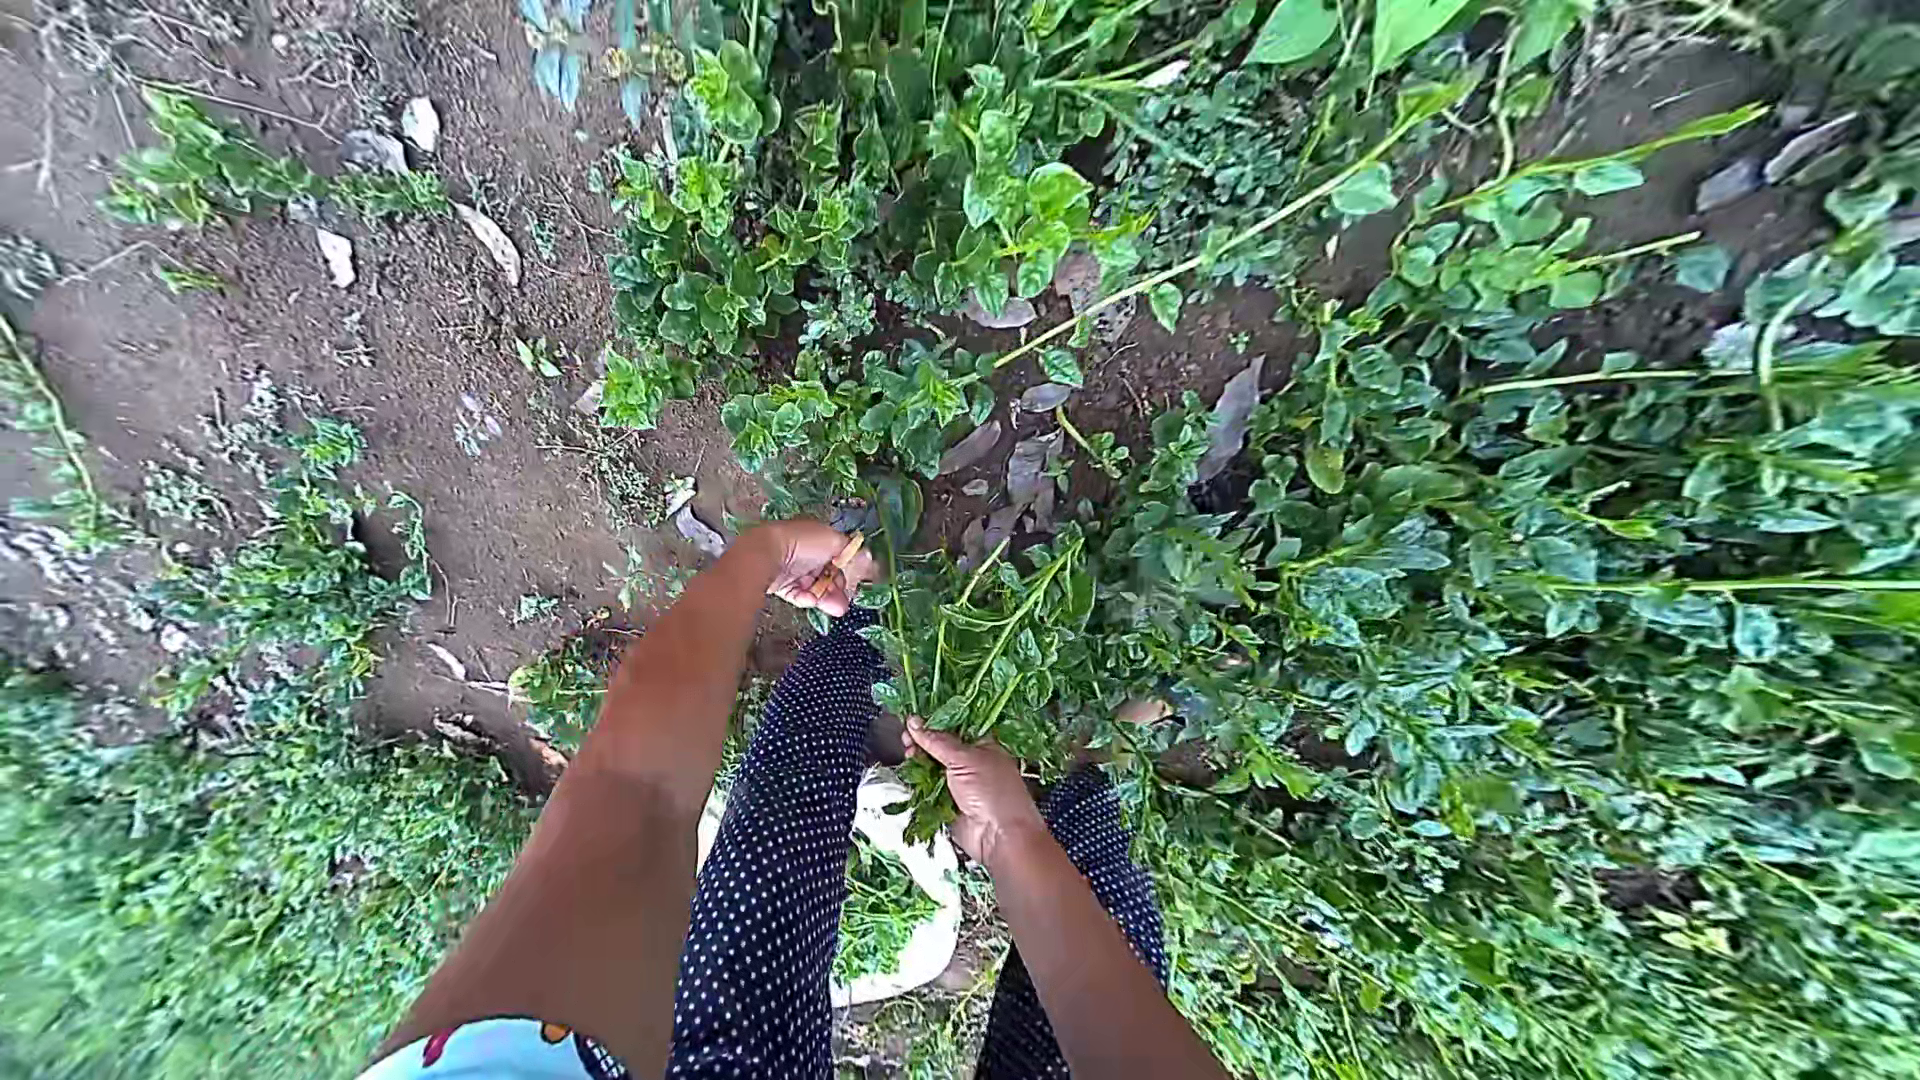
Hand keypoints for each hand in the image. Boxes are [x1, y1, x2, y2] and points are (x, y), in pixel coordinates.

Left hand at [757, 520, 876, 617]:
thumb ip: (852, 551)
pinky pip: (798, 594)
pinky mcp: (781, 584)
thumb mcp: (834, 541)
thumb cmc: (803, 543)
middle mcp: (806, 552)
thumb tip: (869, 558)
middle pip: (828, 574)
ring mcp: (793, 569)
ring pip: (815, 587)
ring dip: (827, 598)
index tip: (856, 584)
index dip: (848, 571)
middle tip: (845, 602)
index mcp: (818, 537)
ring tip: (835, 609)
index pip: (839, 556)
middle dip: (838, 589)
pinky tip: (810, 601)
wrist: (767, 554)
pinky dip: (806, 598)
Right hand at [902, 717, 1048, 868]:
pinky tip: (909, 773)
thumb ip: (937, 741)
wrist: (1000, 837)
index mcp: (982, 745)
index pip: (954, 726)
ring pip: (932, 767)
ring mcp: (959, 783)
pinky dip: (918, 782)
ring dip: (919, 760)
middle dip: (923, 741)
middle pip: (940, 747)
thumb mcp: (965, 759)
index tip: (915, 720)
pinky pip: (928, 788)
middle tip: (907, 737)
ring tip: (908, 753)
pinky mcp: (947, 802)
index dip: (934, 722)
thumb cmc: (994, 792)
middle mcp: (970, 762)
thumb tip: (916, 723)